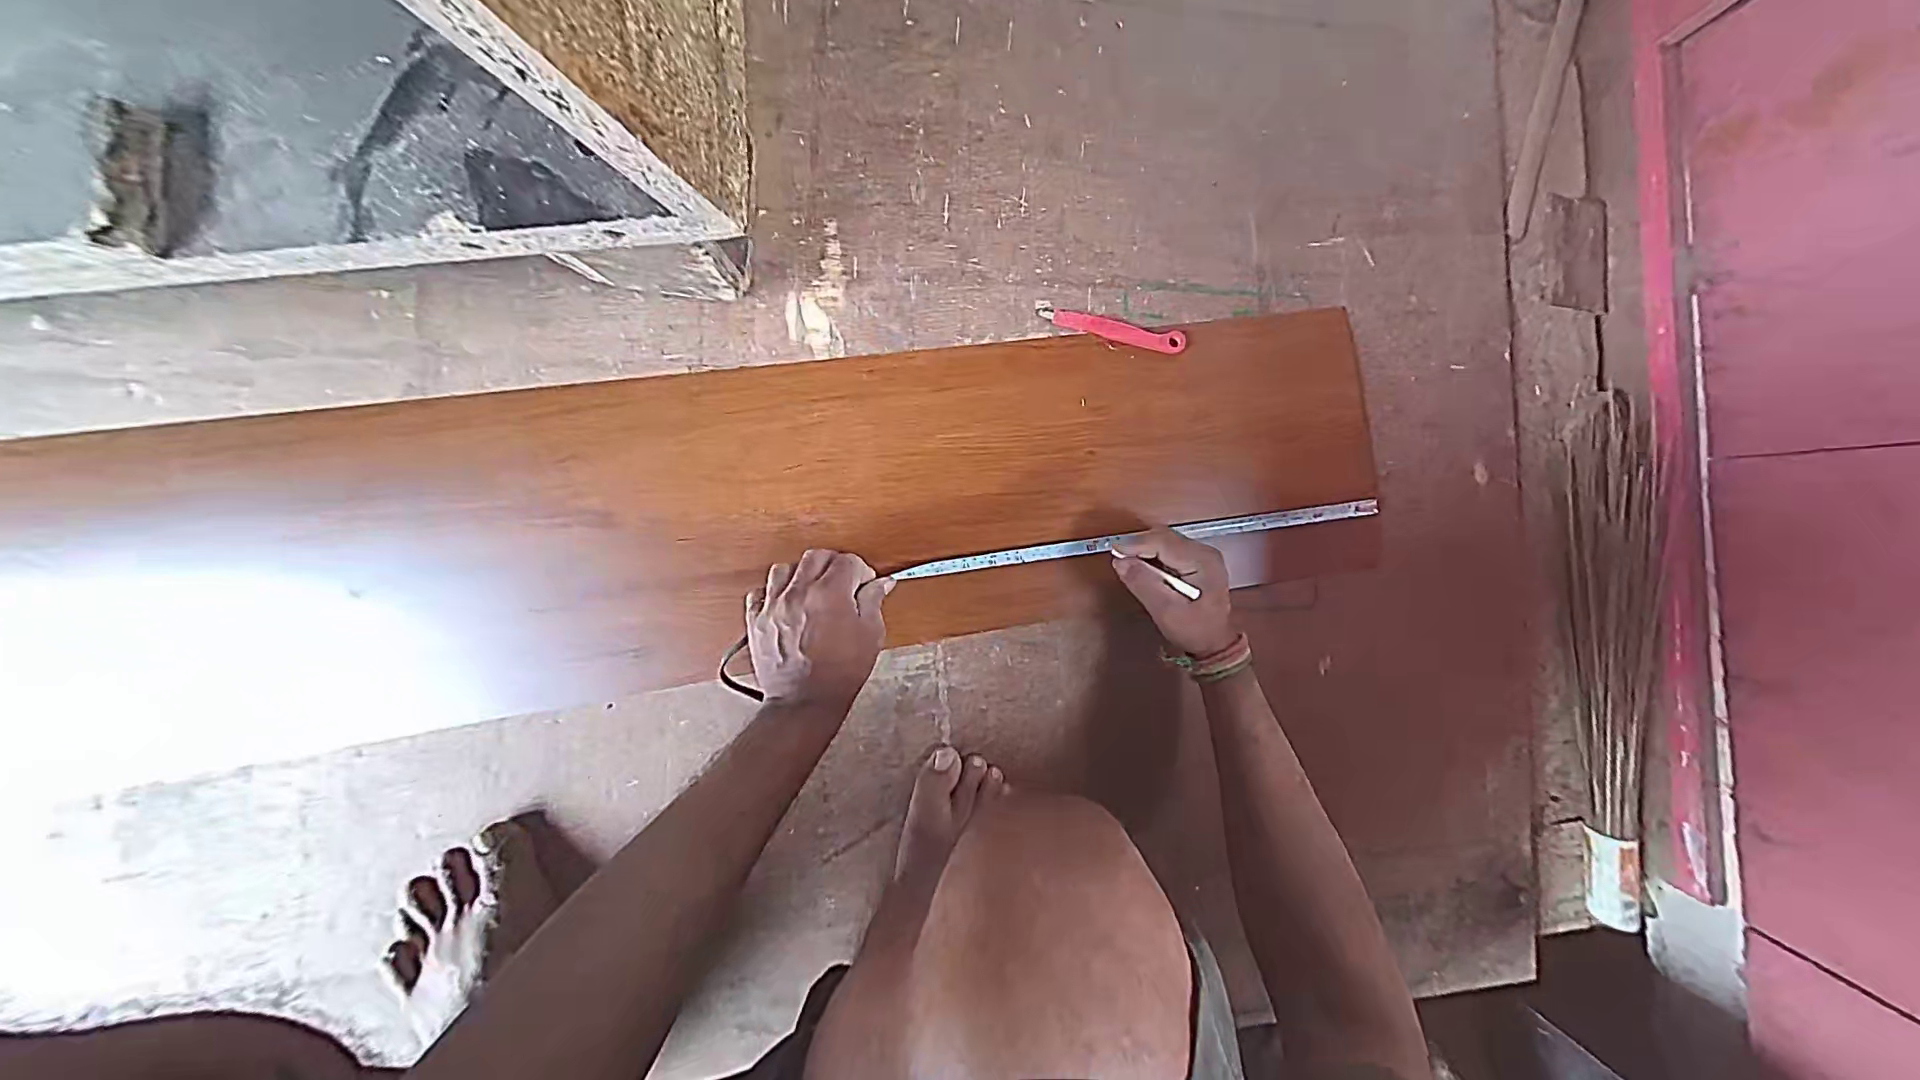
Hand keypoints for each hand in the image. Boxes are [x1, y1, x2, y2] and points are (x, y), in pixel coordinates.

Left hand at [747, 549, 892, 706]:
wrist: (804, 702)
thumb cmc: (839, 674)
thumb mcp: (869, 635)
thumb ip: (873, 602)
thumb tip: (880, 584)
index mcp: (829, 594)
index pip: (847, 561)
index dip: (860, 570)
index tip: (864, 583)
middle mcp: (798, 594)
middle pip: (815, 556)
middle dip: (833, 564)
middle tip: (842, 581)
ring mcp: (774, 606)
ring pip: (784, 569)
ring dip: (801, 574)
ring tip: (812, 590)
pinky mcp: (757, 621)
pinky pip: (759, 593)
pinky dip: (772, 592)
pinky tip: (786, 602)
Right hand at [1111, 527, 1236, 656]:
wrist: (1213, 643)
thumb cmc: (1195, 631)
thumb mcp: (1166, 611)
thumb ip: (1144, 584)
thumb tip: (1121, 562)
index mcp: (1203, 562)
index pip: (1163, 541)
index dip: (1135, 545)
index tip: (1114, 552)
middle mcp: (1203, 552)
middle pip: (1162, 536)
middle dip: (1137, 546)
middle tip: (1119, 561)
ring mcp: (1199, 554)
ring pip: (1161, 540)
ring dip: (1142, 550)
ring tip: (1128, 566)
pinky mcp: (1192, 560)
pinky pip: (1164, 549)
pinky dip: (1149, 556)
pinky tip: (1142, 570)